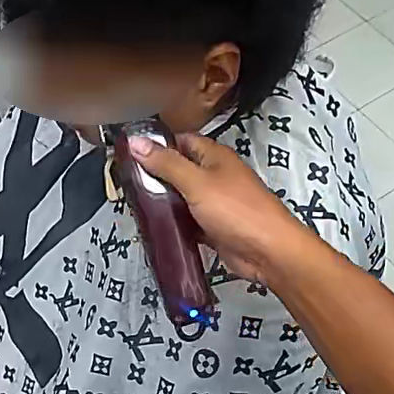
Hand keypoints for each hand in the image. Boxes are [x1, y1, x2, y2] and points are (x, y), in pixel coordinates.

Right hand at [127, 132, 315, 283]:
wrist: (268, 251)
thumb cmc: (238, 211)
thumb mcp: (197, 182)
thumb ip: (166, 163)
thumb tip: (137, 142)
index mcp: (215, 157)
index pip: (181, 141)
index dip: (157, 144)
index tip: (128, 152)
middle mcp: (216, 177)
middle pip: (179, 171)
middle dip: (156, 177)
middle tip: (125, 183)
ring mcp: (216, 204)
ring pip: (183, 199)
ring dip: (164, 203)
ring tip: (134, 205)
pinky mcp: (214, 229)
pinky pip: (190, 223)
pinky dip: (176, 225)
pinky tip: (156, 228)